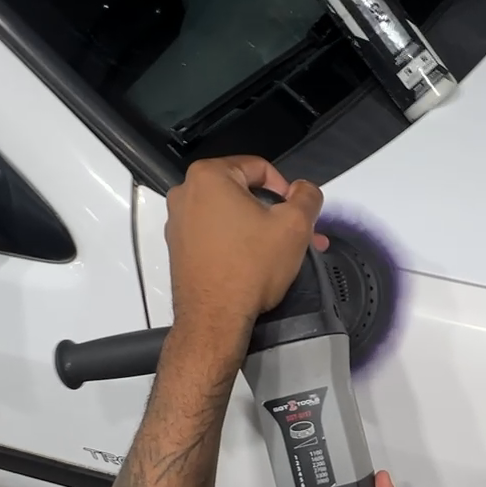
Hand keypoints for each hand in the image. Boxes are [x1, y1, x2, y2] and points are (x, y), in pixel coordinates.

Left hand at [165, 156, 322, 335]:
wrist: (214, 318)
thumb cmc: (253, 265)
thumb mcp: (294, 226)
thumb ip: (307, 197)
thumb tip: (304, 188)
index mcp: (209, 176)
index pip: (259, 168)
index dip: (287, 190)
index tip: (299, 216)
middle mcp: (185, 192)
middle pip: (244, 193)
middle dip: (275, 214)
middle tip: (299, 238)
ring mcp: (178, 222)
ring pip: (230, 216)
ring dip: (259, 230)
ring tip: (282, 254)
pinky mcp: (178, 249)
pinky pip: (215, 235)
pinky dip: (237, 244)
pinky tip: (255, 264)